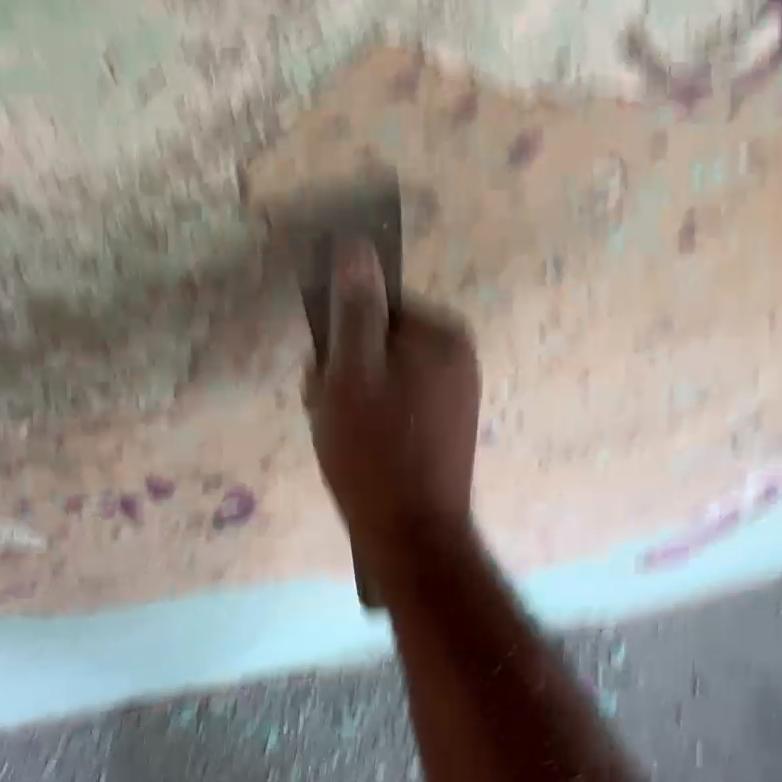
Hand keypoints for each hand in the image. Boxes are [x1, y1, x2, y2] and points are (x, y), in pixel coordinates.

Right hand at [304, 239, 481, 569]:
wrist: (410, 536)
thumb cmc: (373, 450)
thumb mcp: (351, 371)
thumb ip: (353, 307)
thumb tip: (356, 245)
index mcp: (442, 334)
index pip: (373, 306)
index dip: (339, 337)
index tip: (324, 373)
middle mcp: (458, 357)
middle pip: (377, 340)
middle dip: (343, 369)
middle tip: (327, 408)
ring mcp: (454, 396)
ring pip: (380, 375)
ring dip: (350, 397)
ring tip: (338, 434)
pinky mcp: (444, 429)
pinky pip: (395, 405)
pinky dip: (369, 420)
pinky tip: (355, 449)